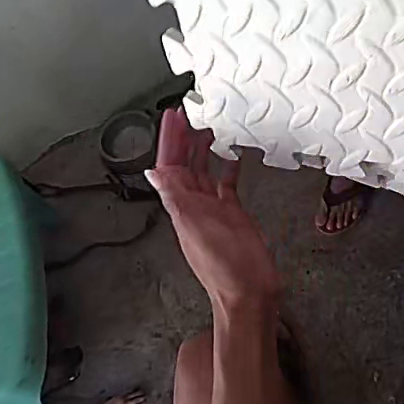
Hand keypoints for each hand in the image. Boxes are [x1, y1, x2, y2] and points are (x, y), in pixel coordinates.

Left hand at [147, 107, 281, 319]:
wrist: (250, 290)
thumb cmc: (225, 265)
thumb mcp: (195, 225)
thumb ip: (176, 197)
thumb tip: (153, 173)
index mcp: (182, 206)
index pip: (170, 165)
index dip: (170, 140)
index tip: (173, 116)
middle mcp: (195, 206)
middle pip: (185, 164)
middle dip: (184, 139)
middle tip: (191, 114)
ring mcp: (215, 210)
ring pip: (205, 172)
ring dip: (204, 149)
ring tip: (209, 127)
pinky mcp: (235, 214)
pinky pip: (227, 185)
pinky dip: (229, 168)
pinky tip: (234, 157)